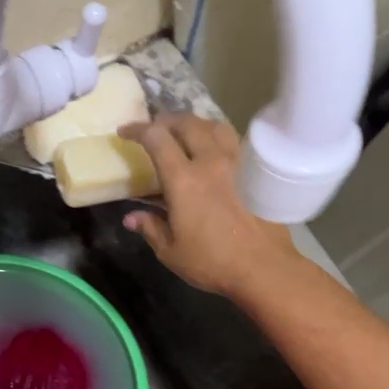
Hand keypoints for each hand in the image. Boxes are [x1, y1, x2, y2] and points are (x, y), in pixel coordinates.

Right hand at [119, 115, 302, 296]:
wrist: (263, 267)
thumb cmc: (212, 262)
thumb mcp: (171, 251)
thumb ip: (150, 228)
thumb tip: (131, 217)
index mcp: (184, 180)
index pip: (157, 139)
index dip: (138, 130)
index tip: (125, 131)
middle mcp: (210, 161)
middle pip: (187, 123)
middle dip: (166, 121)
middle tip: (155, 130)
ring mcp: (237, 162)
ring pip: (214, 126)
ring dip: (194, 125)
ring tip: (185, 135)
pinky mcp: (254, 171)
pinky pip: (232, 141)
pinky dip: (216, 137)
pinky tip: (212, 153)